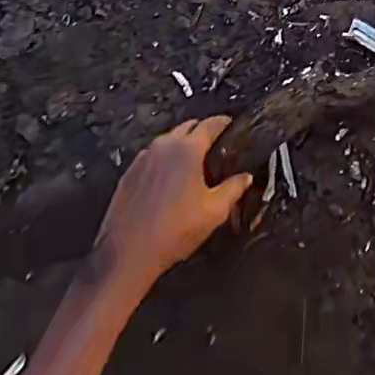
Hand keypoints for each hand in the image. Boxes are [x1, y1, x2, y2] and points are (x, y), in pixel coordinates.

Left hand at [93, 117, 251, 285]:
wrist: (128, 252)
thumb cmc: (176, 229)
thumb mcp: (214, 212)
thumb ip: (233, 189)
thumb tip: (246, 177)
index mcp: (187, 149)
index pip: (210, 125)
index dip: (223, 122)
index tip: (230, 124)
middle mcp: (164, 145)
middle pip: (187, 127)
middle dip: (202, 131)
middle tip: (214, 144)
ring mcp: (144, 157)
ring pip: (168, 140)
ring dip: (181, 144)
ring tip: (192, 162)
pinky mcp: (129, 171)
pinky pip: (152, 156)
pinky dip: (164, 159)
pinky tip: (168, 178)